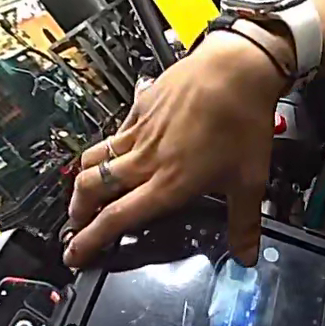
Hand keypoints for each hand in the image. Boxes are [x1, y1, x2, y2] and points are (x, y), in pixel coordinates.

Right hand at [65, 33, 289, 267]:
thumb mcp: (250, 182)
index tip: (74, 255)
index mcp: (168, 184)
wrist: (236, 70)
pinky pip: (115, 131)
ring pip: (95, 158)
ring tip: (85, 191)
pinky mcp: (142, 106)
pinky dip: (108, 146)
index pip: (116, 218)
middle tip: (75, 224)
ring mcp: (140, 130)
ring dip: (84, 179)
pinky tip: (117, 148)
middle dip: (77, 211)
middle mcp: (146, 159)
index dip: (90, 240)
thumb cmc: (242, 123)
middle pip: (92, 188)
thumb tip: (247, 256)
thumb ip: (244, 224)